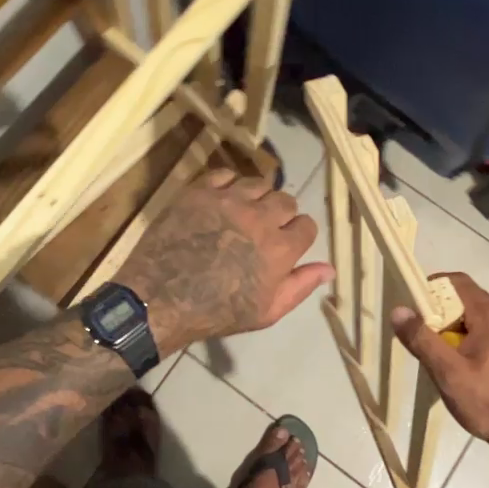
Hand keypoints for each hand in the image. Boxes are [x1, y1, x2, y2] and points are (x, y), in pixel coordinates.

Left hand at [114, 169, 331, 352]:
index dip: (298, 235)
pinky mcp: (200, 191)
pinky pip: (224, 174)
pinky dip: (228, 185)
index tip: (285, 245)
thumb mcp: (266, 312)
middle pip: (285, 200)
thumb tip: (329, 267)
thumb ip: (300, 286)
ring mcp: (229, 200)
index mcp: (280, 249)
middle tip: (262, 230)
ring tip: (242, 213)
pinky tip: (221, 201)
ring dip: (256, 197)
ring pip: (258, 184)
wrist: (159, 299)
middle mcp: (260, 218)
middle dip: (280, 214)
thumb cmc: (216, 313)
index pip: (307, 225)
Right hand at [392, 272, 488, 453]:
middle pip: (471, 300)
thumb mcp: (448, 373)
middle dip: (444, 314)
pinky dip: (478, 342)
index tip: (415, 309)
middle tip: (427, 338)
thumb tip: (399, 310)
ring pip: (484, 319)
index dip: (433, 288)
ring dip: (461, 330)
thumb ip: (422, 339)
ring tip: (447, 358)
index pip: (459, 282)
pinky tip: (472, 371)